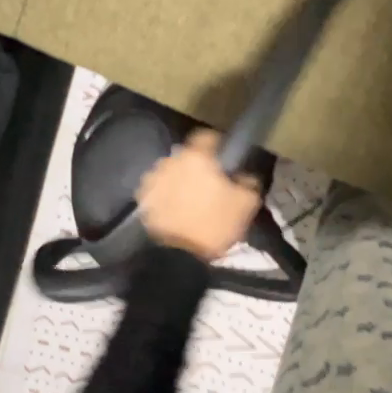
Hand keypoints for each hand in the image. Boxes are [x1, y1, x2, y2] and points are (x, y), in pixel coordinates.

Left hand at [135, 131, 261, 261]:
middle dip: (197, 165)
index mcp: (198, 157)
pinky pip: (158, 187)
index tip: (225, 159)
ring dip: (180, 178)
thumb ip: (249, 182)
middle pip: (188, 154)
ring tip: (190, 197)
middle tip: (209, 183)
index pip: (208, 136)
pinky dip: (166, 193)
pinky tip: (175, 208)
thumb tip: (245, 174)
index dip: (218, 145)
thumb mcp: (246, 204)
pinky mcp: (143, 197)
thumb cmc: (215, 226)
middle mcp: (172, 160)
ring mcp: (154, 178)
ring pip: (172, 170)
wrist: (179, 256)